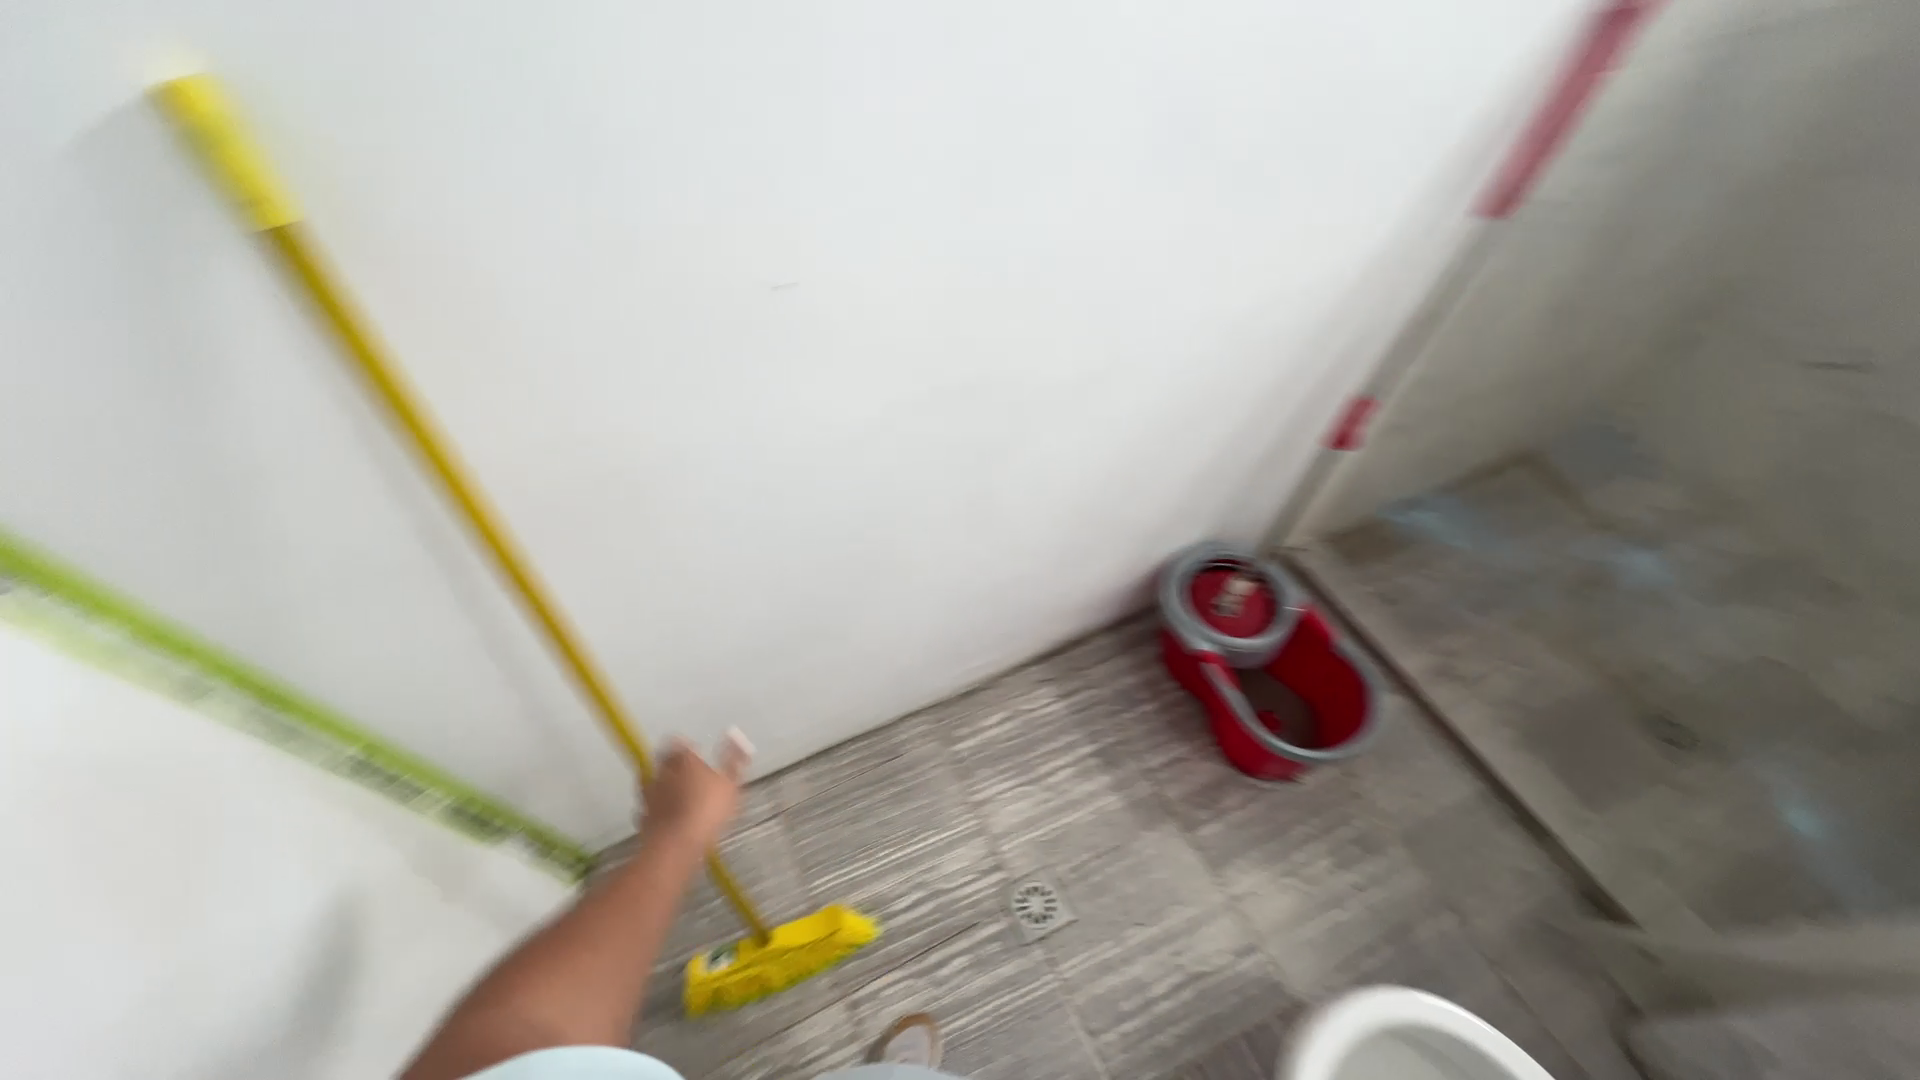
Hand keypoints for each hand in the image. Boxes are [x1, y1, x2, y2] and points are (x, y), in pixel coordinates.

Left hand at [640, 732, 748, 847]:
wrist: (676, 844)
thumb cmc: (707, 809)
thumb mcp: (731, 784)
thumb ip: (734, 761)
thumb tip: (739, 741)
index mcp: (683, 759)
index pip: (679, 743)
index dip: (687, 746)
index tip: (697, 752)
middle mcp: (662, 772)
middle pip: (663, 761)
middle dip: (674, 765)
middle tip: (689, 775)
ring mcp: (648, 795)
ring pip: (654, 783)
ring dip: (664, 787)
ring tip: (680, 798)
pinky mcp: (642, 816)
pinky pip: (650, 807)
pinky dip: (658, 809)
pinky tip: (669, 817)